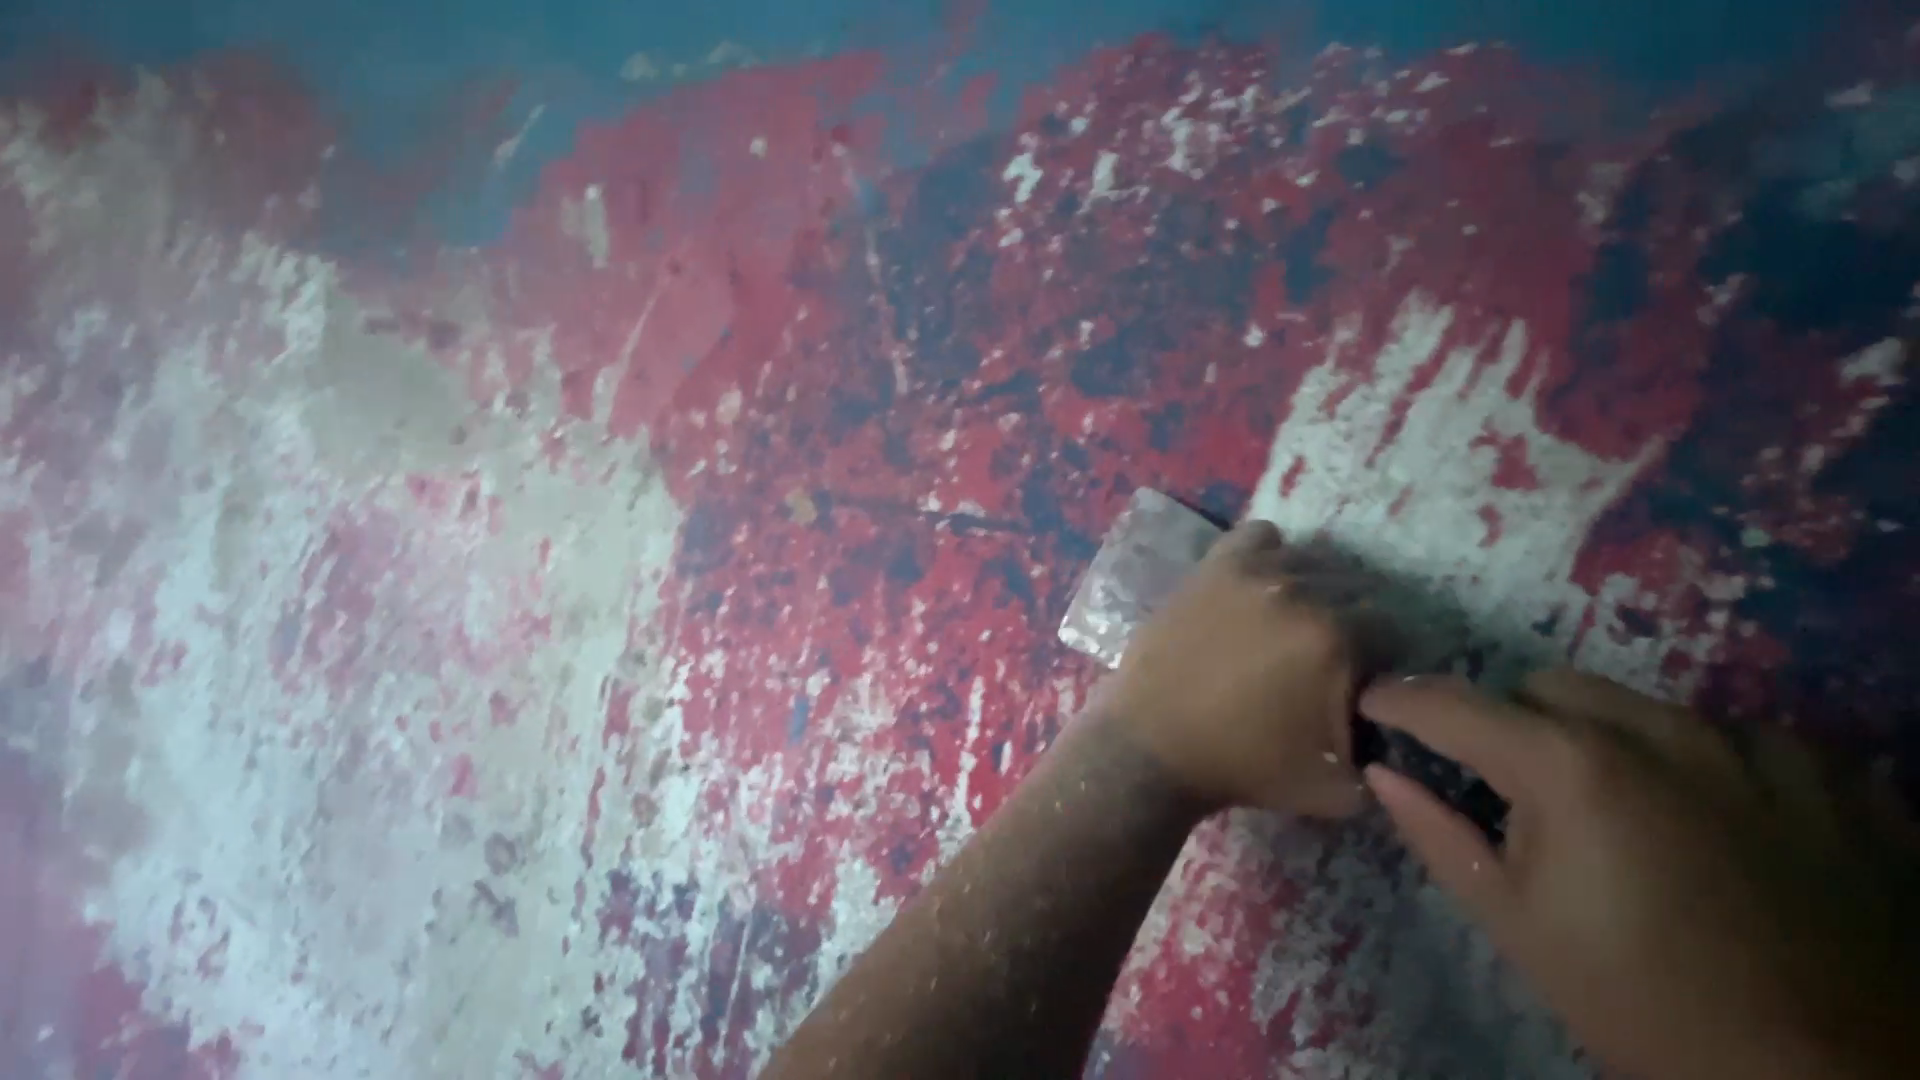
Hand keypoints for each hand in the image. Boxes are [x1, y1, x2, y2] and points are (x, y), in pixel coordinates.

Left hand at [1095, 519, 1373, 817]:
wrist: (1152, 746)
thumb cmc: (1242, 767)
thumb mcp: (1335, 789)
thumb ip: (1388, 763)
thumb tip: (1409, 732)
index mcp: (1336, 638)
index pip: (1393, 627)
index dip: (1385, 655)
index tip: (1366, 676)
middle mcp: (1299, 592)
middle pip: (1354, 589)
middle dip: (1353, 621)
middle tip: (1328, 654)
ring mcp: (1250, 573)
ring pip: (1309, 561)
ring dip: (1314, 587)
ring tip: (1293, 623)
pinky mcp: (1210, 568)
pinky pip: (1257, 537)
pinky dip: (1269, 554)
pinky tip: (1261, 587)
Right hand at [1362, 671, 1919, 1079]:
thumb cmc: (1638, 1000)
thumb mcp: (1513, 920)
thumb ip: (1436, 831)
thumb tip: (1381, 769)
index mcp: (1569, 768)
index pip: (1452, 704)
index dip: (1399, 699)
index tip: (1373, 705)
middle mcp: (1660, 730)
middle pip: (1546, 687)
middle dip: (1507, 719)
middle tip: (1507, 782)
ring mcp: (1755, 745)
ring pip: (1637, 704)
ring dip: (1601, 738)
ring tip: (1617, 809)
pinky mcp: (1832, 775)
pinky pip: (1730, 737)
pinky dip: (1696, 763)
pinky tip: (1711, 826)